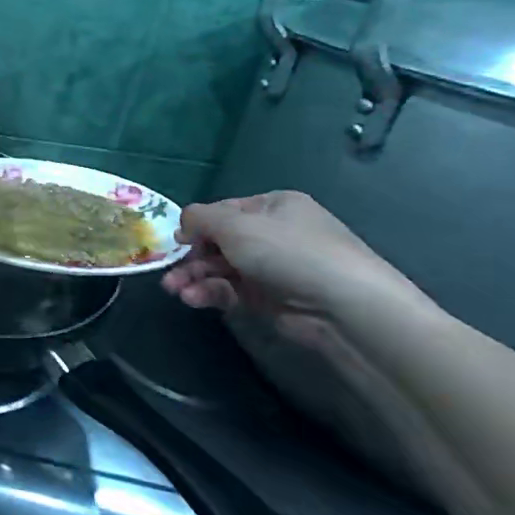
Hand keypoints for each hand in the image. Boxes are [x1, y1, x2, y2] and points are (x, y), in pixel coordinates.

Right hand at [161, 191, 427, 324]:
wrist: (347, 308)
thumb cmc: (289, 252)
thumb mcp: (235, 225)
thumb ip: (199, 219)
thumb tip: (183, 224)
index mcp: (273, 206)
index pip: (224, 211)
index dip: (198, 225)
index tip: (178, 241)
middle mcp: (274, 234)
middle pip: (219, 242)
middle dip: (191, 258)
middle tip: (168, 274)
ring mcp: (274, 268)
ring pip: (222, 268)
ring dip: (195, 278)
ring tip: (175, 291)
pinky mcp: (273, 300)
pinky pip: (233, 290)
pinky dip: (211, 293)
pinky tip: (195, 299)